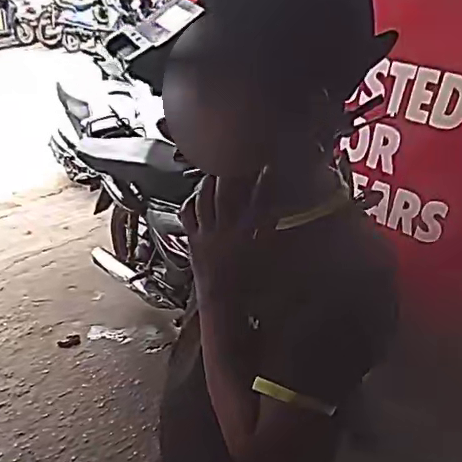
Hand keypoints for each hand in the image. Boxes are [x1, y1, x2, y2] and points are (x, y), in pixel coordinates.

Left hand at [181, 167, 269, 296]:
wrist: (222, 307)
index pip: (258, 197)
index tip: (268, 163)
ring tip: (214, 168)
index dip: (264, 178)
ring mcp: (206, 234)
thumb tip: (274, 211)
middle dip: (231, 169)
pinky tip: (194, 196)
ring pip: (204, 198)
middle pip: (226, 190)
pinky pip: (187, 215)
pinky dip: (191, 203)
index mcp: (247, 234)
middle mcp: (224, 230)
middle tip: (234, 154)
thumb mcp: (265, 257)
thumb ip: (269, 230)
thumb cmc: (248, 287)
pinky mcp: (193, 241)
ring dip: (209, 180)